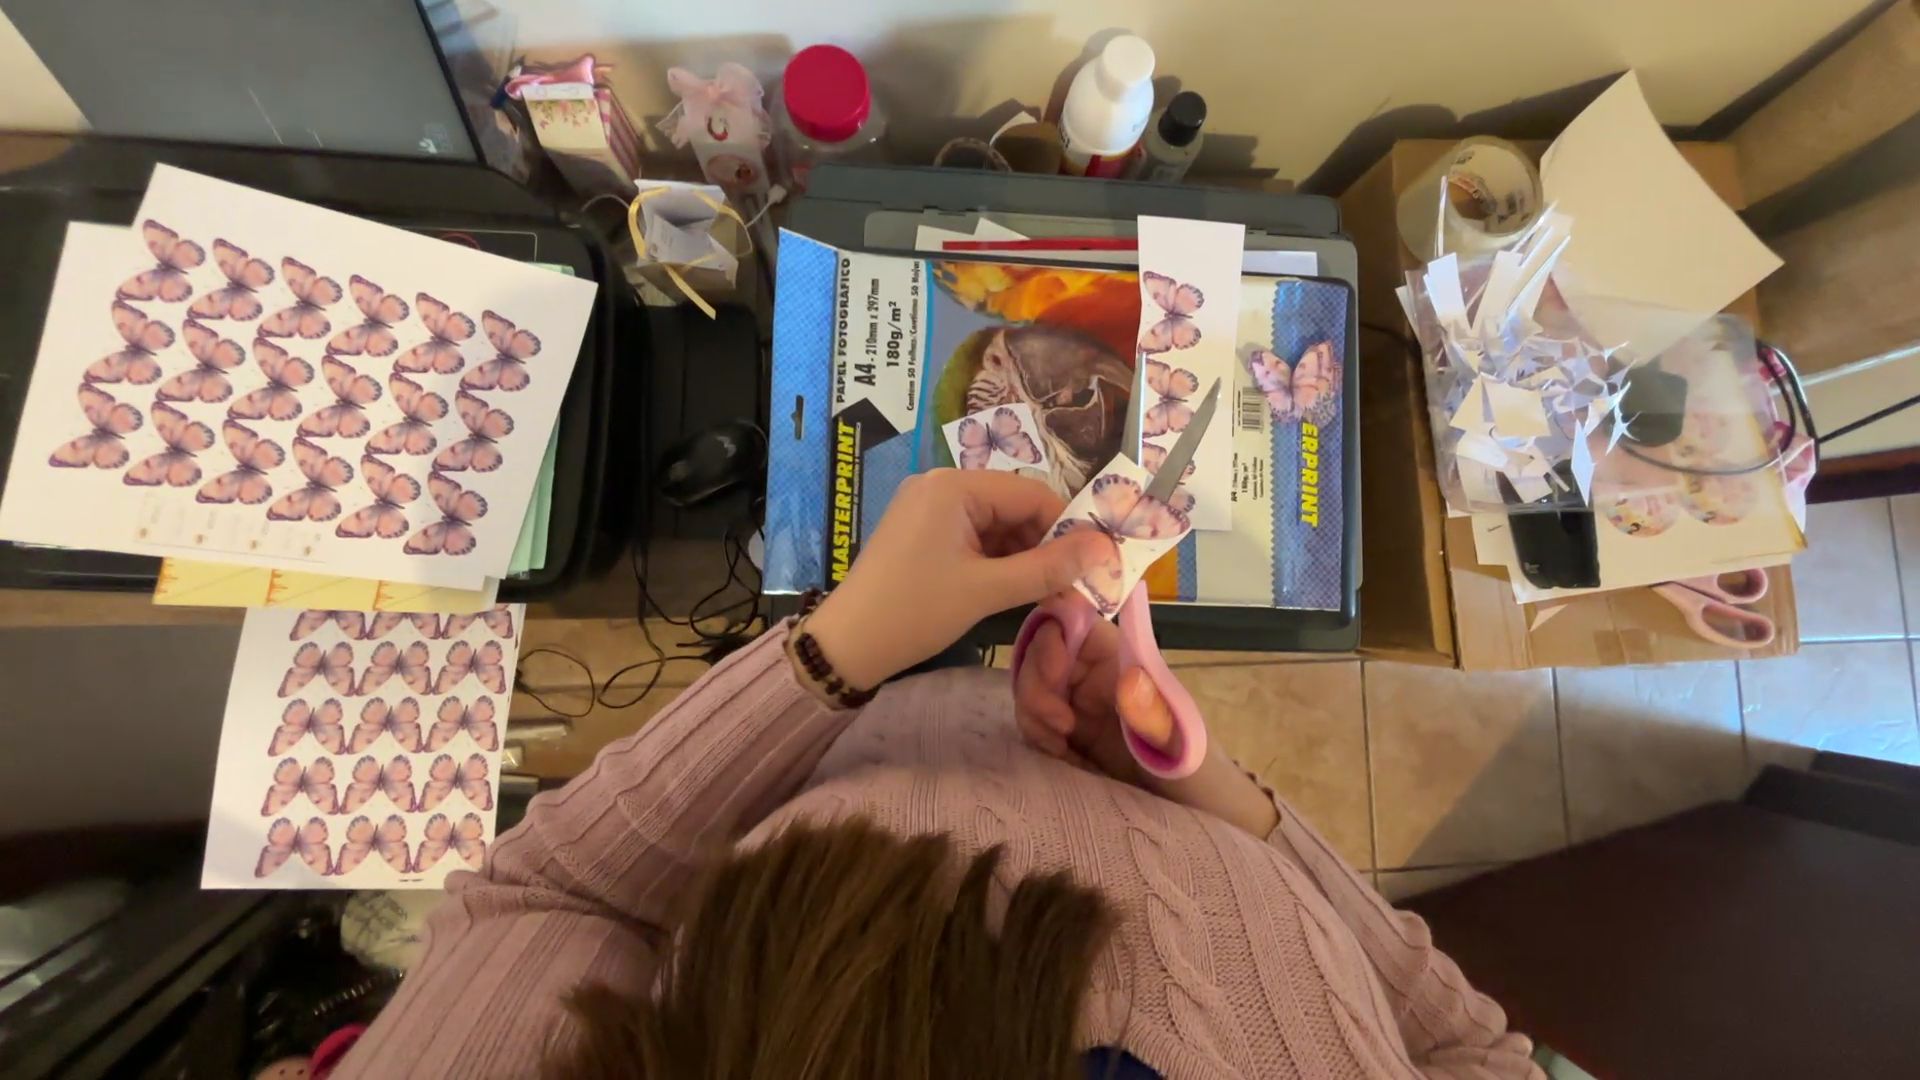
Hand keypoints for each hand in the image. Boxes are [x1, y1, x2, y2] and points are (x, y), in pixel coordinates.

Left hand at [804, 469, 1107, 688]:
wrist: (846, 644)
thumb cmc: (915, 612)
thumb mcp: (987, 591)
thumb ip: (1048, 567)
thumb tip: (1105, 548)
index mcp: (954, 486)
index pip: (1032, 493)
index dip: (1068, 527)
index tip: (1095, 563)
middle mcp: (941, 484)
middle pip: (1014, 505)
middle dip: (1045, 543)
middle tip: (1072, 584)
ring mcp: (928, 506)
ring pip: (996, 523)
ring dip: (1023, 554)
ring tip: (1045, 590)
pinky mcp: (922, 530)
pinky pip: (973, 535)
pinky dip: (997, 559)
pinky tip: (1011, 586)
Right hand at [1014, 604, 1280, 837]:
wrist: (1199, 818)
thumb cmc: (1199, 775)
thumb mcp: (1182, 747)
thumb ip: (1154, 715)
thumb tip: (1131, 677)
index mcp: (1123, 660)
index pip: (1075, 619)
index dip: (1054, 633)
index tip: (1055, 673)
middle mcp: (1094, 673)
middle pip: (1041, 650)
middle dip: (1036, 683)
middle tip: (1059, 723)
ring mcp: (1076, 702)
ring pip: (1030, 684)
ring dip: (1033, 711)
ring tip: (1060, 744)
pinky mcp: (1064, 733)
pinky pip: (1031, 719)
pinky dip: (1035, 735)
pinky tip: (1059, 756)